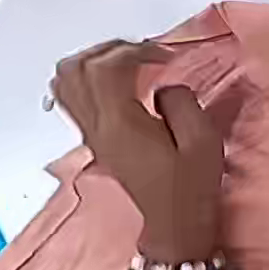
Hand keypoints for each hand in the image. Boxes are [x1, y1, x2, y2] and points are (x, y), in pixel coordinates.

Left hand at [53, 41, 224, 261]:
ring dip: (94, 59)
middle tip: (146, 52)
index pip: (107, 68)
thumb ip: (181, 101)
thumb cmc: (192, 182)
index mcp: (121, 125)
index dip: (136, 51)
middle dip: (114, 49)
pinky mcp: (94, 139)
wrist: (176, 221)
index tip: (166, 56)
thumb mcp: (202, 139)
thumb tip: (164, 87)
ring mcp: (91, 133)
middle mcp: (97, 127)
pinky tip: (112, 78)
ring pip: (66, 80)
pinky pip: (69, 96)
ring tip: (127, 59)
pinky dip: (85, 76)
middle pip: (80, 68)